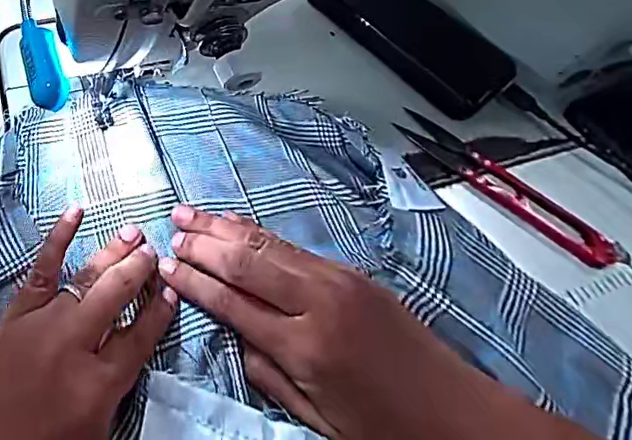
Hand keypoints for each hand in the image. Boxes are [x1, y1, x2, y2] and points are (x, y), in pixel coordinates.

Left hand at [0, 207, 176, 439]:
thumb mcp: (91, 433)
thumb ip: (112, 391)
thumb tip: (126, 351)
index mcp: (99, 387)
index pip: (139, 339)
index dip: (158, 314)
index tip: (171, 292)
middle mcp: (75, 346)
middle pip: (116, 297)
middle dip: (139, 271)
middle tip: (154, 251)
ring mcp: (44, 322)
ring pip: (86, 279)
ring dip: (111, 254)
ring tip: (133, 233)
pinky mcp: (17, 311)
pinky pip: (42, 267)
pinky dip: (58, 236)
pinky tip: (75, 212)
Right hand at [157, 206, 593, 439]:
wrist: (466, 419)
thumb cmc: (388, 431)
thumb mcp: (321, 422)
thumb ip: (269, 375)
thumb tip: (233, 335)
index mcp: (306, 348)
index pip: (232, 303)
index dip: (194, 282)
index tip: (165, 267)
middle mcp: (317, 303)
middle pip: (243, 260)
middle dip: (202, 244)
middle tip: (170, 232)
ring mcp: (336, 280)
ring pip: (264, 241)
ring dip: (222, 226)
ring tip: (188, 213)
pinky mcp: (350, 271)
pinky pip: (290, 244)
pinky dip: (254, 232)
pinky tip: (234, 224)